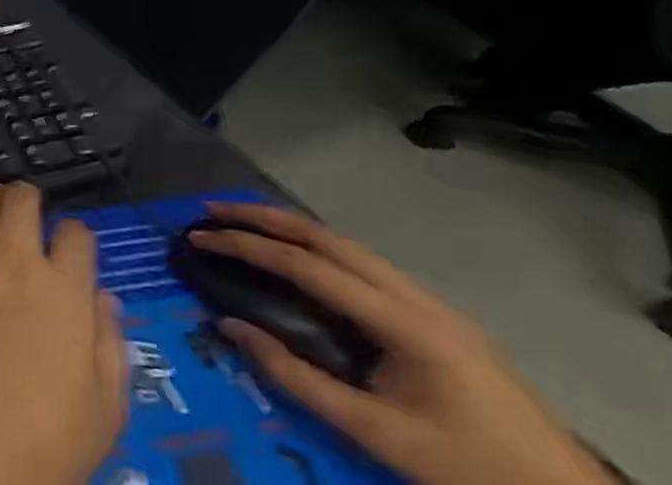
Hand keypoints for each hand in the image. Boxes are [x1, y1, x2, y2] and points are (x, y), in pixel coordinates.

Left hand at [0, 172, 127, 484]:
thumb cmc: (43, 437)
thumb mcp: (105, 405)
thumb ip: (110, 344)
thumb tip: (105, 299)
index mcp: (65, 287)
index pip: (77, 234)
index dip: (76, 238)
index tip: (70, 251)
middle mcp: (17, 255)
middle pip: (25, 198)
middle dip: (30, 202)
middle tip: (25, 219)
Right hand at [193, 203, 616, 484]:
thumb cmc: (470, 469)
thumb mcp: (379, 435)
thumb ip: (300, 380)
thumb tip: (230, 328)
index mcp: (406, 324)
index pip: (310, 268)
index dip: (249, 247)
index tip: (201, 237)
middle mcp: (416, 297)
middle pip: (328, 239)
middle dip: (264, 218)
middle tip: (211, 211)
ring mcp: (430, 303)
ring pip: (347, 245)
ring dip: (290, 227)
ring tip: (241, 220)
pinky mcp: (433, 315)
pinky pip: (362, 264)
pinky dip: (317, 247)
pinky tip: (296, 254)